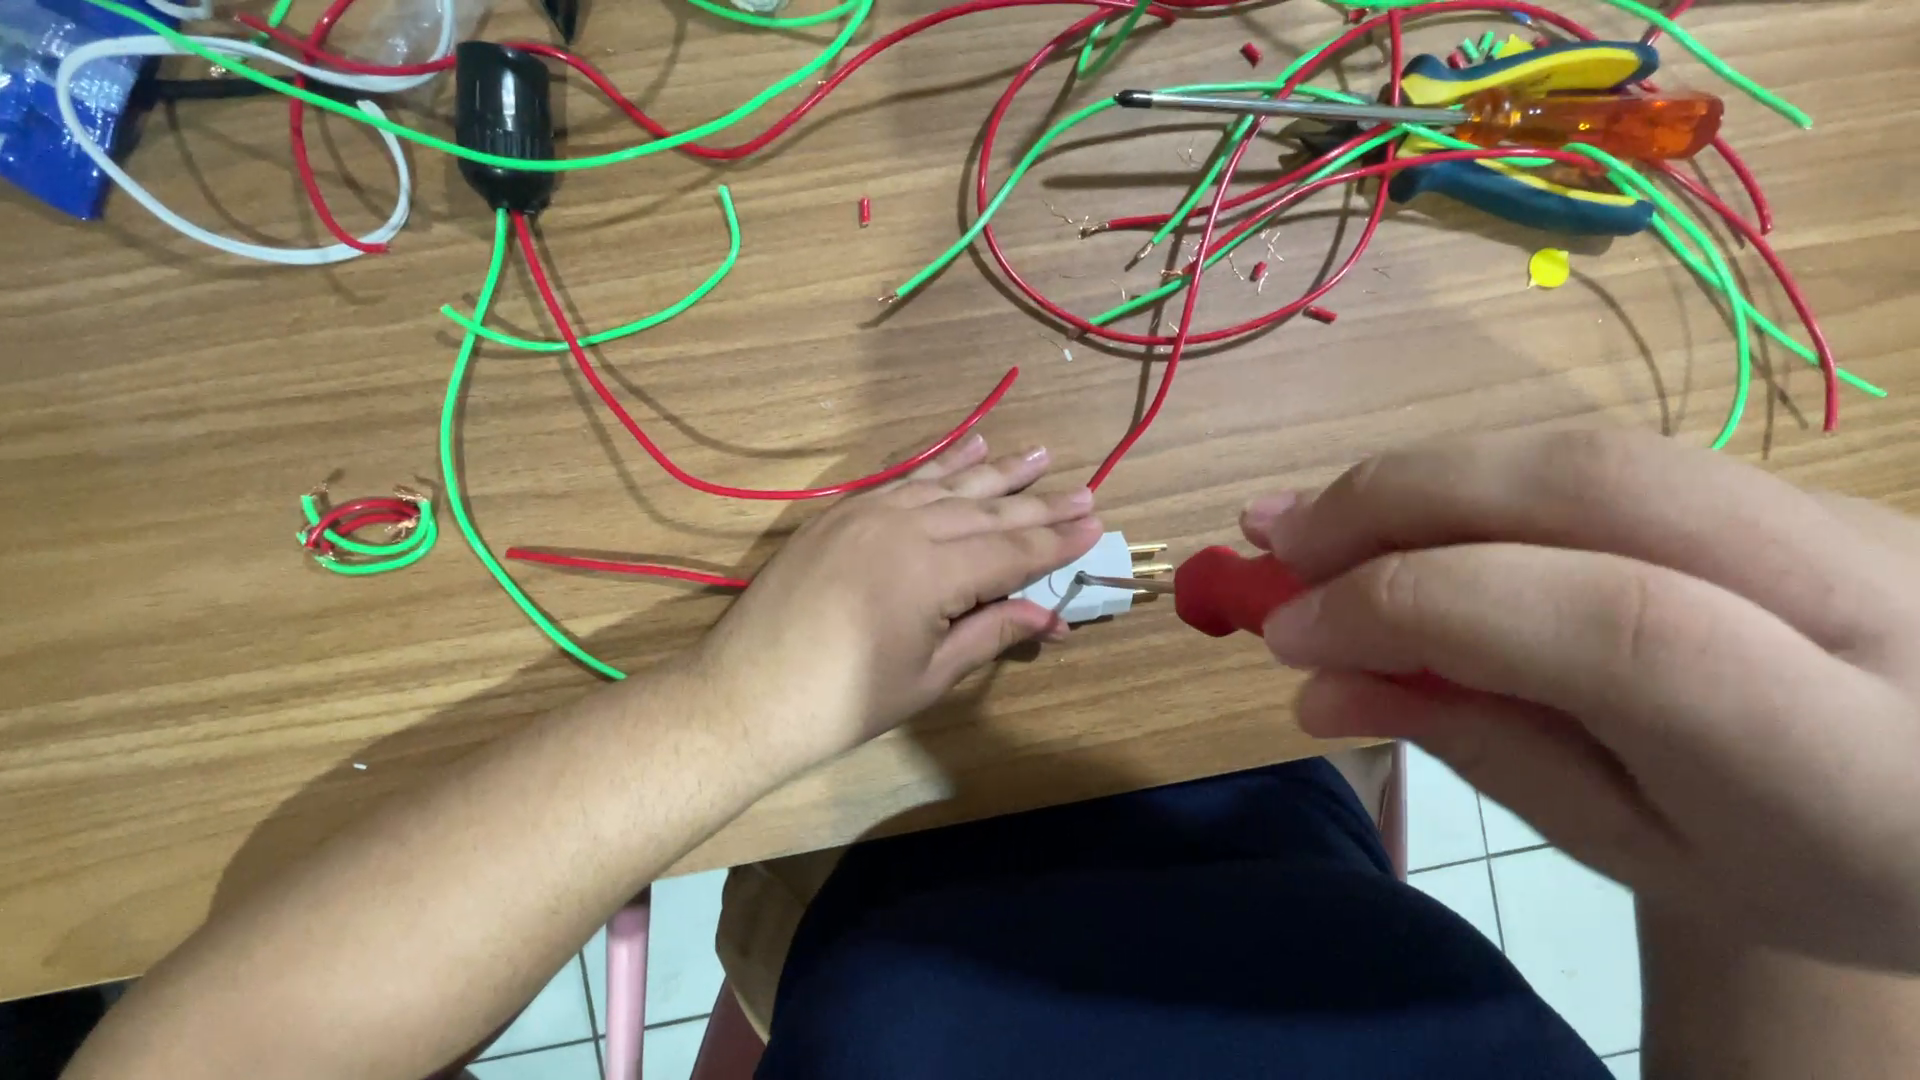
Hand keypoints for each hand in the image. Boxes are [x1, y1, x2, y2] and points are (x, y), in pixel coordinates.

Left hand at [692, 435, 1100, 774]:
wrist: (743, 695)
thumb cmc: (843, 703)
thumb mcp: (928, 675)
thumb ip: (990, 632)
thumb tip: (1051, 614)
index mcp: (933, 572)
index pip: (1012, 551)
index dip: (1056, 542)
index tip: (1096, 526)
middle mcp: (906, 527)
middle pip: (987, 512)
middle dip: (1040, 504)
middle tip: (1086, 490)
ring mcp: (868, 512)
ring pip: (947, 483)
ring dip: (996, 470)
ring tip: (1038, 454)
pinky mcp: (841, 512)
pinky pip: (902, 478)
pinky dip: (939, 462)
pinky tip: (968, 446)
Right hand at [1241, 429, 1919, 970]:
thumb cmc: (1800, 871)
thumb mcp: (1634, 851)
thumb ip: (1477, 748)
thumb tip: (1314, 686)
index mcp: (1847, 754)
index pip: (1615, 629)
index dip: (1416, 609)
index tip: (1288, 634)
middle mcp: (1866, 593)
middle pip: (1591, 488)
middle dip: (1394, 500)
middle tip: (1272, 540)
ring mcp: (1836, 513)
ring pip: (1581, 454)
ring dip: (1413, 480)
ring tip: (1307, 526)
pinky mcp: (1787, 481)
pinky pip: (1590, 463)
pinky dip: (1464, 484)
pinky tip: (1398, 518)